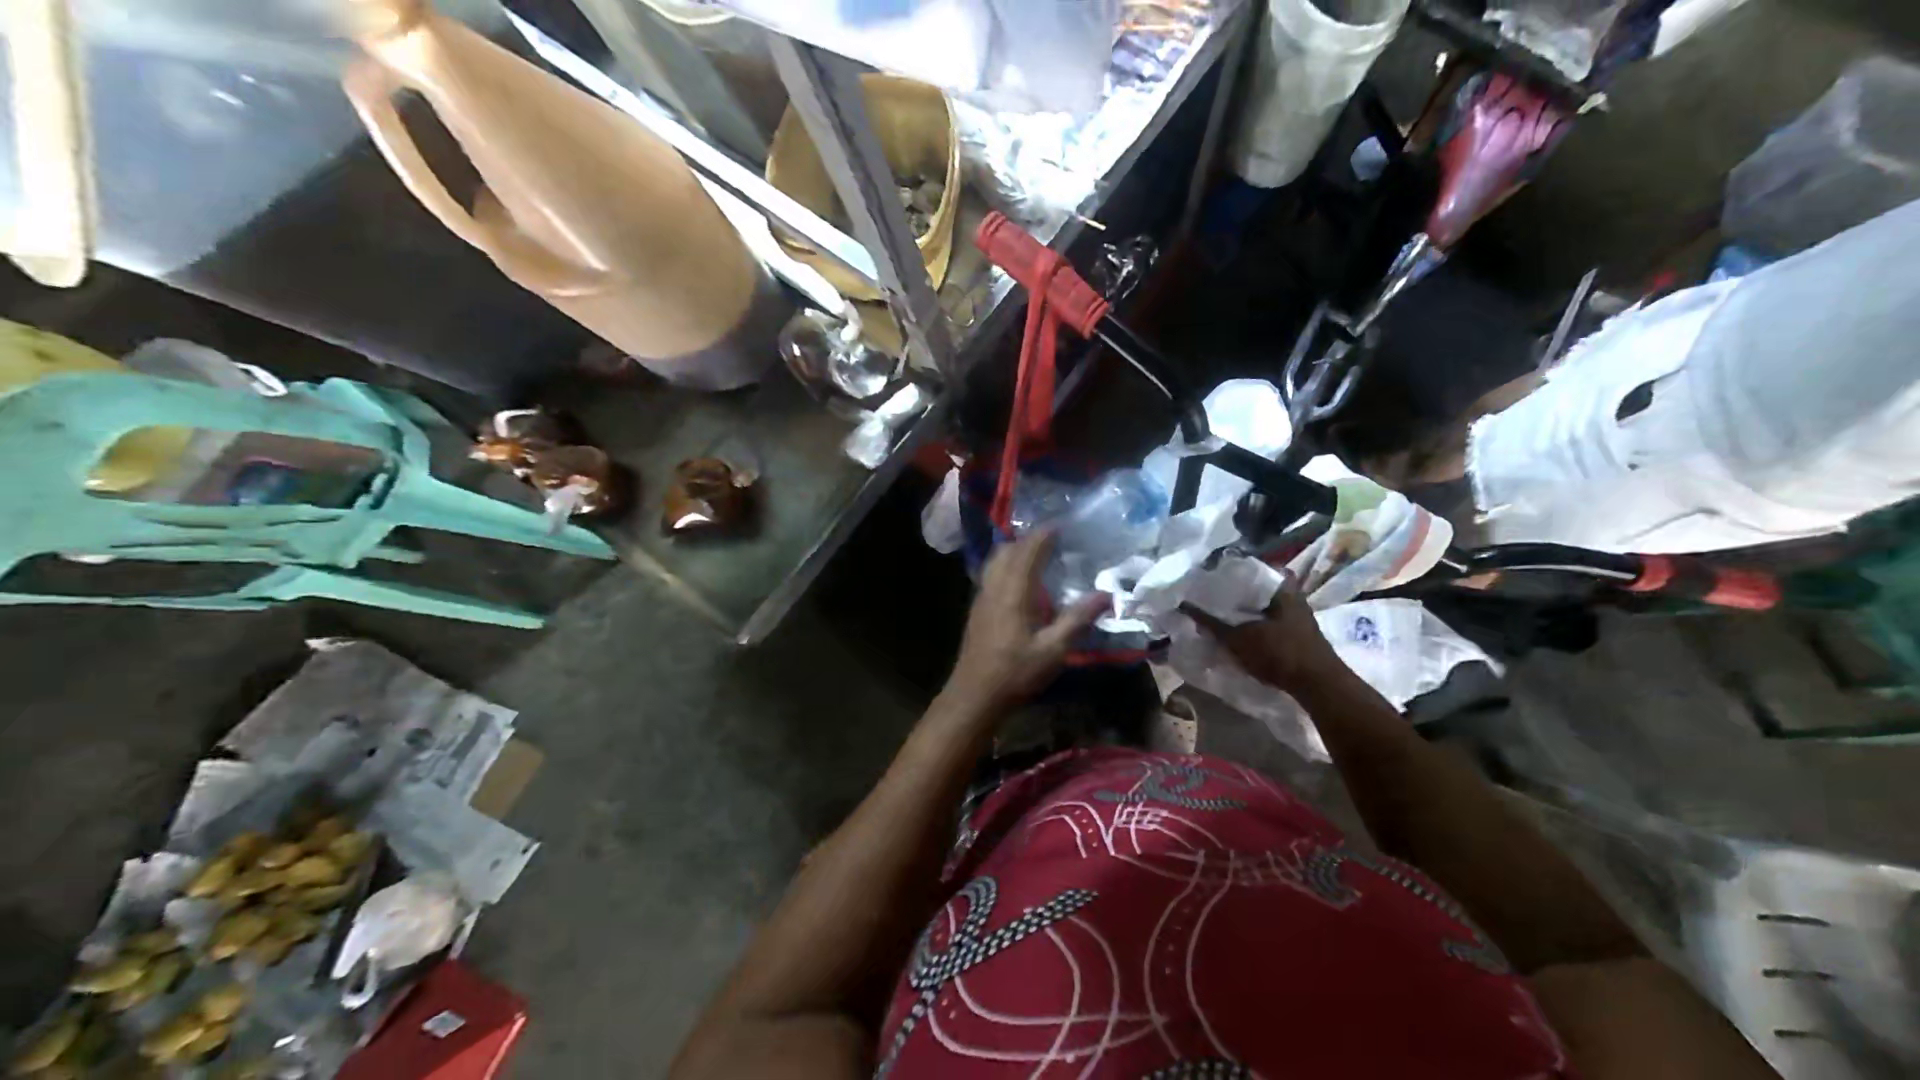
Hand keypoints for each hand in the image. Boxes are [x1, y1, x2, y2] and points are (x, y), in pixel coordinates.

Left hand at [945, 530, 1105, 711]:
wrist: (974, 695)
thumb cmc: (1016, 672)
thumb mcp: (1054, 650)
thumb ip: (1078, 619)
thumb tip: (1106, 595)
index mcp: (1013, 591)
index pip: (1029, 550)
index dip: (1045, 535)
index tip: (1063, 525)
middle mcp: (994, 586)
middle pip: (1008, 550)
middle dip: (1030, 539)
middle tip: (1053, 539)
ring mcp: (982, 597)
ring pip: (996, 561)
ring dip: (1016, 551)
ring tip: (1039, 556)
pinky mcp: (977, 609)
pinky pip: (992, 574)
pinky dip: (1007, 566)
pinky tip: (1021, 582)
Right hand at [1183, 571, 1345, 693]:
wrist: (1318, 685)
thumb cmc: (1278, 653)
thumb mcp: (1238, 638)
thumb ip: (1211, 623)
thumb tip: (1184, 605)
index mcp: (1282, 587)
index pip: (1252, 569)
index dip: (1231, 573)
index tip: (1212, 579)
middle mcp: (1294, 596)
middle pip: (1258, 588)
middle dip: (1237, 594)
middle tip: (1213, 598)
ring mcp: (1300, 616)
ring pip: (1265, 606)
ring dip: (1246, 612)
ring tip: (1222, 616)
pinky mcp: (1300, 634)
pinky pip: (1271, 621)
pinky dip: (1255, 625)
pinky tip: (1240, 633)